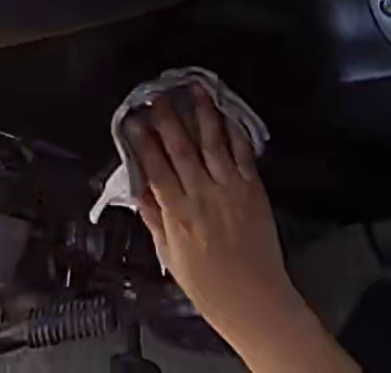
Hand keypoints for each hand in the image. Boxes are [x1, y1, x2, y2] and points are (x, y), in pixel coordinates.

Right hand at [123, 89, 357, 372]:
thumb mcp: (171, 257)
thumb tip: (138, 189)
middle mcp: (204, 196)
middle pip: (181, 147)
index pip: (155, 168)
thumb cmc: (211, 286)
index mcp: (179, 215)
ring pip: (212, 141)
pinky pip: (242, 151)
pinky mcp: (252, 187)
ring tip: (193, 88)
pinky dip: (233, 129)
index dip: (142, 141)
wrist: (256, 302)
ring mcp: (230, 188)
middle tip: (158, 96)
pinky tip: (225, 112)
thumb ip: (154, 219)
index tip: (133, 121)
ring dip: (202, 112)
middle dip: (168, 118)